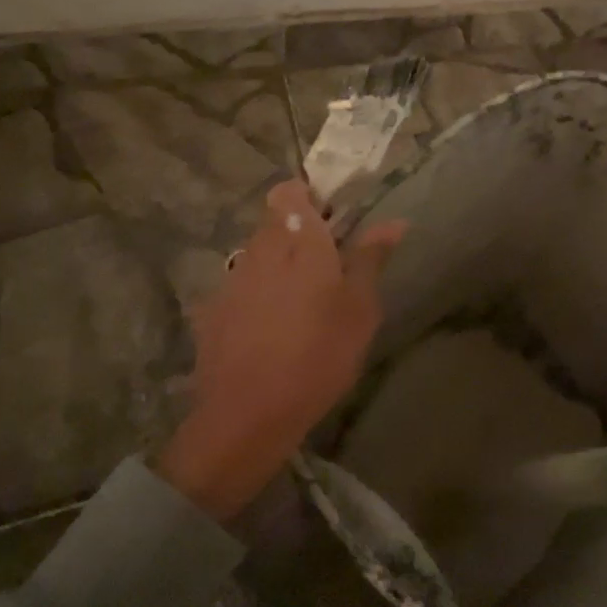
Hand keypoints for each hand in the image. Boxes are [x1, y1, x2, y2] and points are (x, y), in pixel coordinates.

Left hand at [156, 180, 406, 518]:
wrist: (246, 416)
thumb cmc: (318, 356)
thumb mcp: (360, 311)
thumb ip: (371, 260)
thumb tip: (393, 221)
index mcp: (300, 241)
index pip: (290, 191)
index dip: (308, 195)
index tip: (332, 216)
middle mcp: (260, 250)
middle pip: (274, 221)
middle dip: (298, 232)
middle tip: (328, 261)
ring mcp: (232, 280)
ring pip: (256, 252)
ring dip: (278, 262)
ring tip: (302, 298)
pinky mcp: (213, 311)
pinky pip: (241, 285)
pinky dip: (258, 293)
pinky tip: (273, 326)